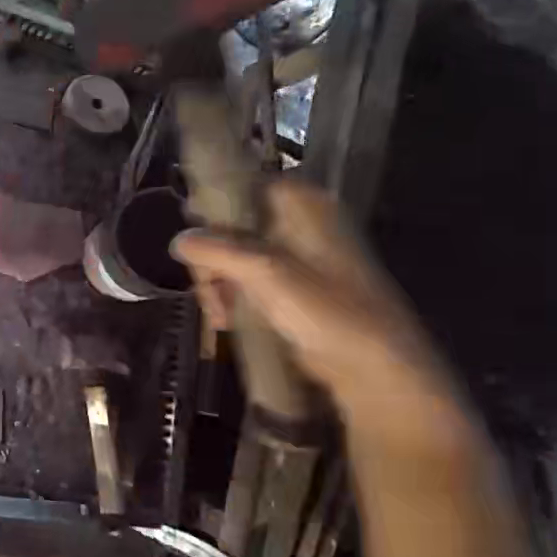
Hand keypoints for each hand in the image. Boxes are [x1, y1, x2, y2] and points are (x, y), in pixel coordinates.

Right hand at [173, 181, 472, 454]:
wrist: (378, 370)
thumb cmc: (326, 312)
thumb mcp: (266, 274)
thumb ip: (218, 250)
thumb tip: (178, 240)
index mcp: (305, 205)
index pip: (246, 185)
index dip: (215, 209)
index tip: (193, 241)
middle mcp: (304, 224)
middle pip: (238, 225)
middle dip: (214, 260)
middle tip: (207, 292)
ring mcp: (303, 259)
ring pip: (242, 257)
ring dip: (222, 284)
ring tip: (218, 317)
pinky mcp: (301, 291)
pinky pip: (255, 282)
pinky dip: (238, 298)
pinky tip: (229, 323)